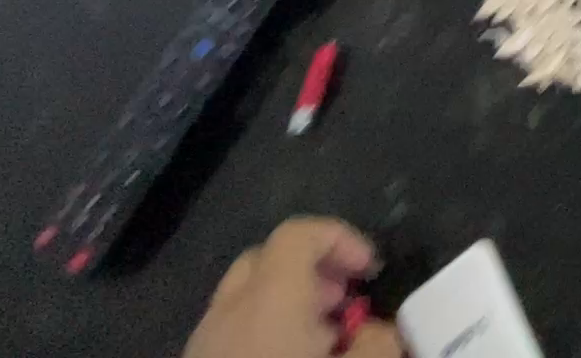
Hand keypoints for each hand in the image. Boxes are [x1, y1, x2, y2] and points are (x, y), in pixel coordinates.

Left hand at [183, 217, 401, 357]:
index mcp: (269, 302)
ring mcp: (201, 352)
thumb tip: (376, 333)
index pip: (298, 235)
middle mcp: (227, 317)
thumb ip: (379, 343)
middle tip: (344, 303)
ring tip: (321, 345)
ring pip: (243, 302)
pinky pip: (229, 339)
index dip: (341, 239)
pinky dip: (262, 338)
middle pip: (265, 262)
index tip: (368, 273)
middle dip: (311, 271)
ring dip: (287, 307)